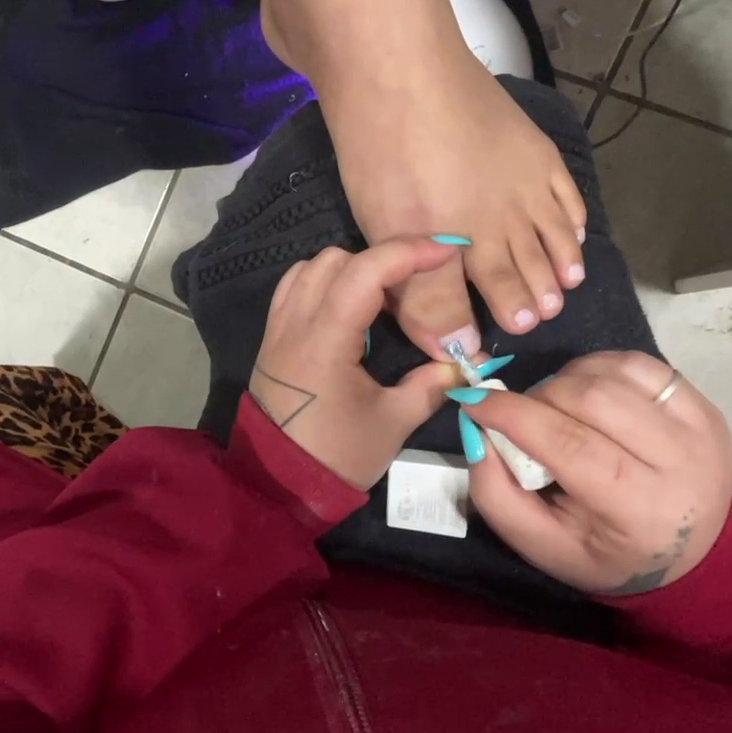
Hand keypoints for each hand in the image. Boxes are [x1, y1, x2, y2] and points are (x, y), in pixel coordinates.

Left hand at [251, 237, 462, 488]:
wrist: (277, 482)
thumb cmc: (336, 454)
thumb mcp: (393, 423)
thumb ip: (431, 384)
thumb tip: (460, 361)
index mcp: (324, 340)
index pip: (365, 271)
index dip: (409, 252)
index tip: (447, 250)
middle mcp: (294, 323)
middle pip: (338, 260)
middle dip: (383, 262)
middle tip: (417, 289)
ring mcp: (278, 328)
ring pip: (312, 268)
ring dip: (351, 270)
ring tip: (384, 299)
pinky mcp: (271, 339)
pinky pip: (294, 289)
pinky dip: (323, 283)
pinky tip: (349, 308)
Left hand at [322, 50, 587, 354]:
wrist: (399, 65)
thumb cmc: (387, 156)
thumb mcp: (396, 236)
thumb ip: (429, 296)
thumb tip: (460, 350)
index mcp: (472, 237)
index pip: (499, 286)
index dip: (510, 309)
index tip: (520, 330)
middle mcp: (510, 209)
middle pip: (529, 258)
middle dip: (538, 289)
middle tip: (549, 313)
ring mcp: (523, 169)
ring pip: (550, 226)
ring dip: (559, 257)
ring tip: (569, 281)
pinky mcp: (524, 136)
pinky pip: (563, 185)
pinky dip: (572, 211)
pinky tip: (575, 223)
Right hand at [457, 352, 731, 595]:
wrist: (689, 555)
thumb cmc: (601, 552)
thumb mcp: (536, 542)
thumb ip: (494, 491)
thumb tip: (476, 430)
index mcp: (638, 509)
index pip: (569, 444)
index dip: (514, 415)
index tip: (473, 401)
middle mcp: (680, 464)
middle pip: (593, 399)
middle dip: (538, 396)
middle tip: (520, 413)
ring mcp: (700, 429)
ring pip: (615, 374)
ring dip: (566, 378)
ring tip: (554, 404)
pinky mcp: (706, 407)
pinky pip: (640, 365)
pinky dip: (598, 367)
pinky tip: (585, 390)